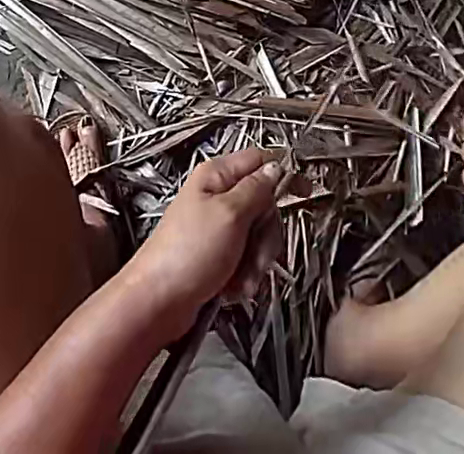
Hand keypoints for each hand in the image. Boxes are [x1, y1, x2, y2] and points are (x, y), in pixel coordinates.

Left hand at [119, 149, 283, 336]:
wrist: (158, 304)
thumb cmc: (187, 254)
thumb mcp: (230, 214)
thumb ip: (257, 189)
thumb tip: (276, 168)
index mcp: (216, 176)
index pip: (259, 161)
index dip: (283, 175)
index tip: (305, 191)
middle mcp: (216, 197)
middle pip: (264, 204)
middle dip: (266, 234)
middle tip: (255, 252)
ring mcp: (217, 226)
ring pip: (258, 235)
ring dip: (256, 261)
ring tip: (240, 277)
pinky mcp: (217, 254)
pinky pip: (246, 259)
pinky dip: (245, 275)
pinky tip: (233, 287)